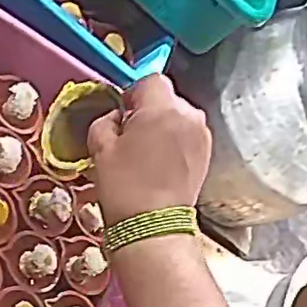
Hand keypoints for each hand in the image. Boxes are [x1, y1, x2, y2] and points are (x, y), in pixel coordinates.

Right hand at [86, 74, 213, 225]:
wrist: (151, 225)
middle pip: (166, 100)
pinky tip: (158, 168)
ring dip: (162, 130)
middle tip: (129, 141)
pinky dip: (173, 146)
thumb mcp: (100, 151)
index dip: (132, 95)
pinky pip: (186, 138)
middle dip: (148, 113)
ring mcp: (201, 134)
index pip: (149, 80)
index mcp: (161, 107)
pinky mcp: (206, 154)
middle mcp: (188, 114)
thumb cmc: (123, 187)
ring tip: (144, 158)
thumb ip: (104, 123)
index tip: (121, 116)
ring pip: (177, 119)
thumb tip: (115, 118)